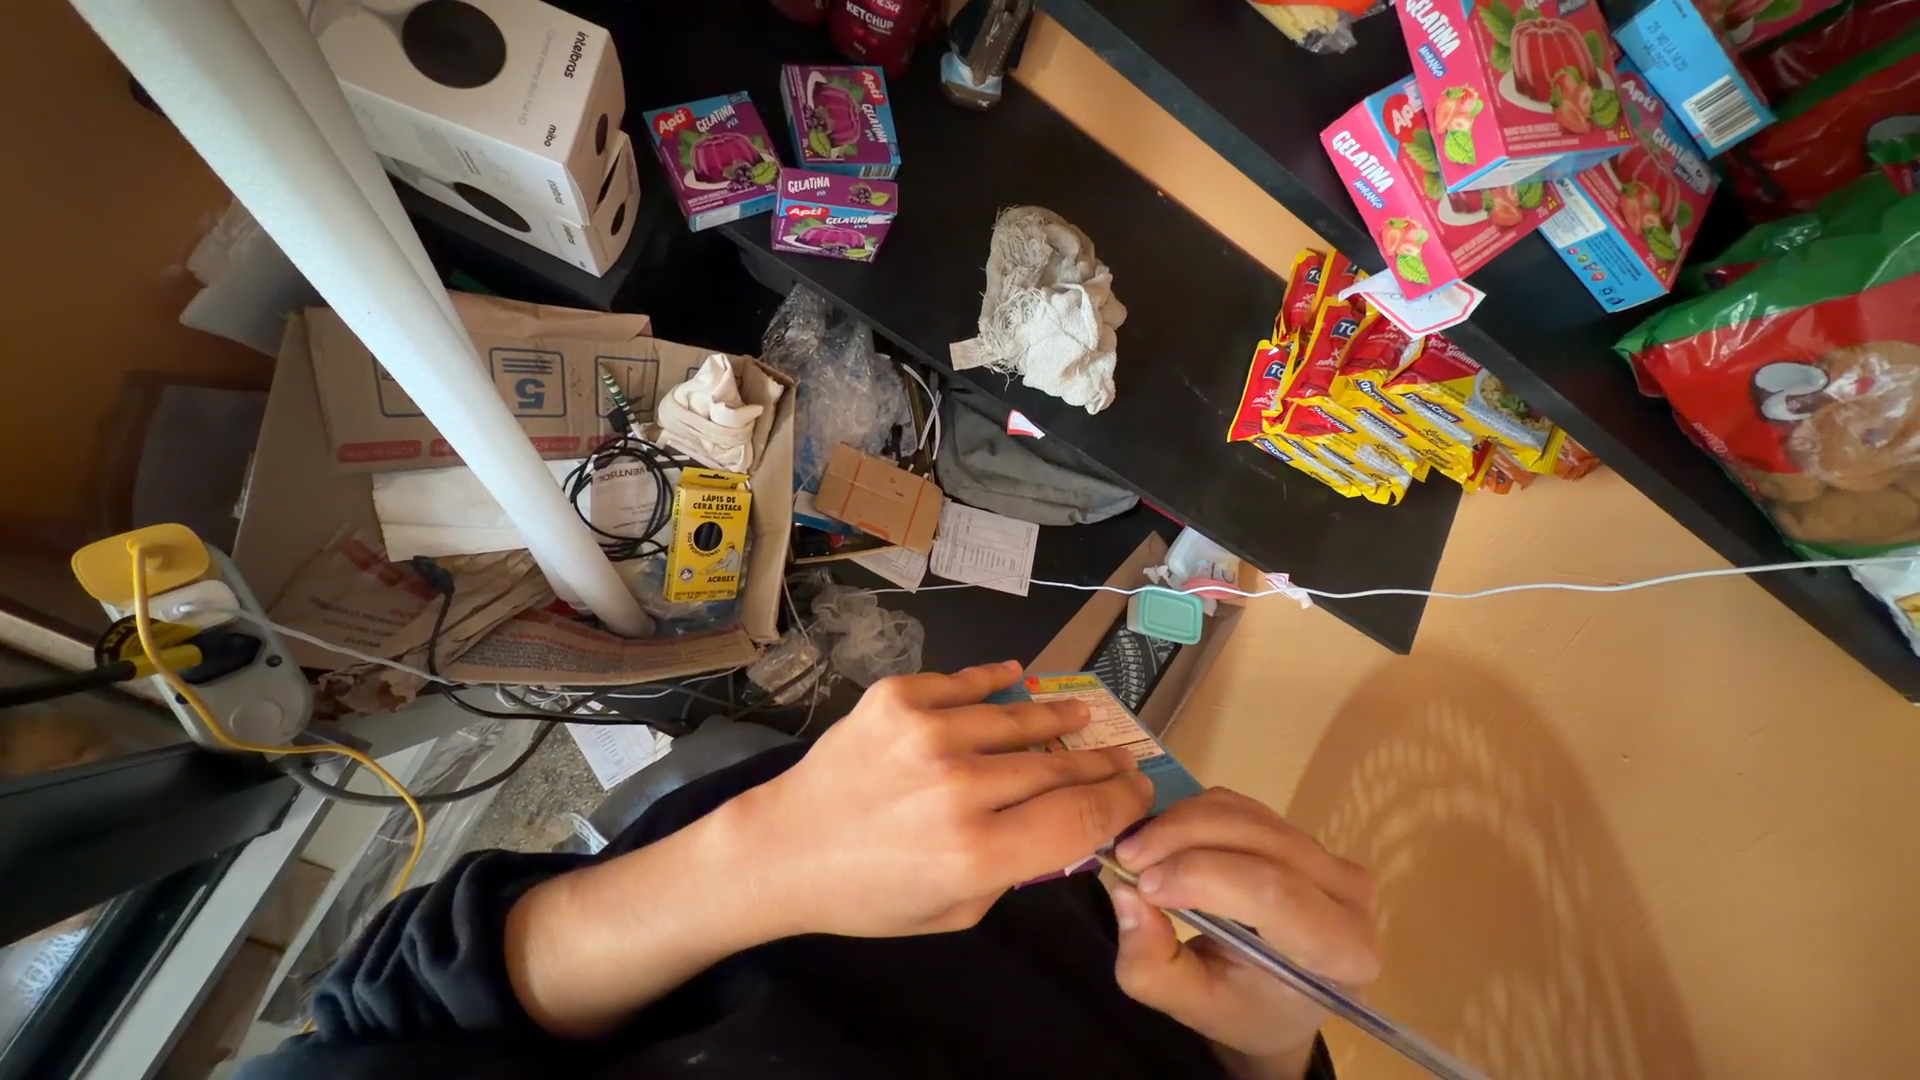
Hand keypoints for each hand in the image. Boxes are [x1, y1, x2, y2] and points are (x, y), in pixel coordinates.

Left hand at [727, 660, 1155, 938]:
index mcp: (976, 852)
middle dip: (1098, 762)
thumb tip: (1061, 821)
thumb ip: (1015, 867)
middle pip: (1056, 765)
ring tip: (1080, 713)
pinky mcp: (896, 698)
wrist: (784, 847)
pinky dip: (995, 678)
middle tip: (1121, 756)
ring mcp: (926, 733)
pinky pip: (962, 682)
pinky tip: (1018, 675)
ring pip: (1016, 717)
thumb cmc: (869, 894)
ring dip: (1056, 716)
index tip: (1139, 790)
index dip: (1120, 801)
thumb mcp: (954, 909)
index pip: (1079, 816)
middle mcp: (958, 786)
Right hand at [1106, 789, 1380, 1074]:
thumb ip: (1153, 965)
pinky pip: (1234, 804)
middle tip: (1124, 857)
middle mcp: (1348, 894)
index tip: (1142, 883)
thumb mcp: (1193, 1005)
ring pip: (1239, 813)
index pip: (1273, 893)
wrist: (1280, 1001)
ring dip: (1177, 822)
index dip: (1201, 875)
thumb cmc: (1244, 1009)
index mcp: (1340, 951)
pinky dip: (1188, 814)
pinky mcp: (1294, 830)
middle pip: (1252, 839)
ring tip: (1138, 850)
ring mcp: (1325, 854)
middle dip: (1177, 838)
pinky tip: (1164, 840)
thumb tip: (1126, 894)